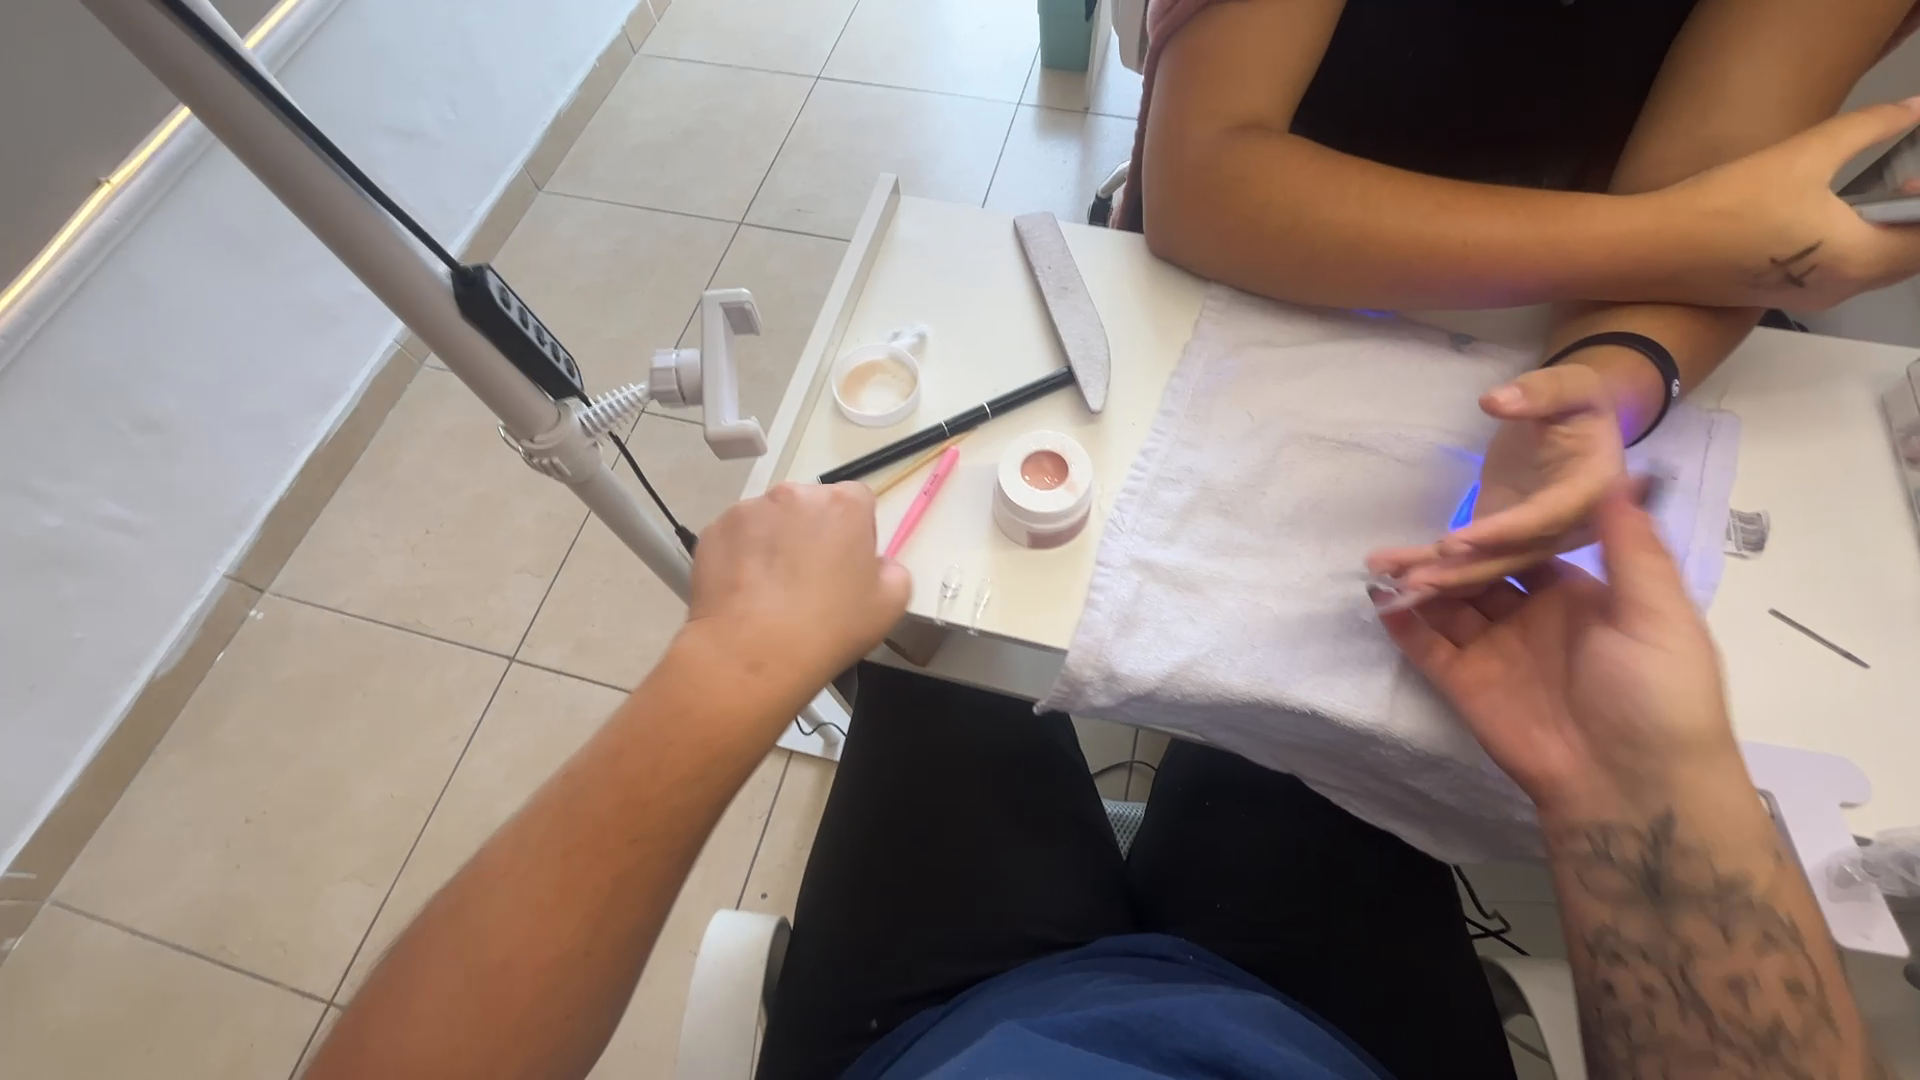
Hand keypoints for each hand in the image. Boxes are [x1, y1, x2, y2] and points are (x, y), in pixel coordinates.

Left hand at [675, 482, 909, 720]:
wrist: (755, 652)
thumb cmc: (831, 627)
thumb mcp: (892, 604)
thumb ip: (892, 570)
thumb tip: (876, 564)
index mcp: (845, 504)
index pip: (858, 500)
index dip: (856, 531)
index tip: (848, 564)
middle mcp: (796, 494)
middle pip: (811, 505)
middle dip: (813, 532)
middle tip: (810, 579)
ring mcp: (749, 509)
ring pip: (771, 520)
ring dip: (775, 542)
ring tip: (773, 590)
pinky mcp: (714, 530)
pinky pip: (737, 537)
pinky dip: (742, 556)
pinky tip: (746, 592)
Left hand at [1366, 364, 1627, 595]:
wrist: (1574, 425)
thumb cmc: (1574, 403)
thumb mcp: (1570, 386)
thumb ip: (1541, 392)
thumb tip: (1496, 400)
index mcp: (1593, 490)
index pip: (1543, 519)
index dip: (1498, 533)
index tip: (1451, 544)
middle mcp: (1568, 526)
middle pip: (1511, 556)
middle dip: (1461, 571)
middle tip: (1411, 582)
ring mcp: (1535, 538)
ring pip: (1486, 564)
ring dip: (1438, 576)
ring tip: (1392, 582)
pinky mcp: (1502, 539)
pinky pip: (1469, 558)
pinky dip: (1433, 566)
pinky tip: (1395, 575)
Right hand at [1377, 483, 1736, 816]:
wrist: (1631, 782)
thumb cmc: (1657, 694)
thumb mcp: (1659, 615)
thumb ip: (1632, 550)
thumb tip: (1620, 478)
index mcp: (1573, 596)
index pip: (1520, 552)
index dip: (1488, 533)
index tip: (1454, 512)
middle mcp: (1525, 617)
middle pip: (1472, 576)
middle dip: (1435, 560)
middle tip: (1393, 544)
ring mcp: (1490, 650)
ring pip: (1443, 606)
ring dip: (1412, 586)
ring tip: (1376, 564)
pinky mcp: (1462, 681)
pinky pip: (1424, 645)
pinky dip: (1400, 623)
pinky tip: (1377, 600)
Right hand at [1667, 97, 1919, 310]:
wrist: (1642, 252)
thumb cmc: (1723, 207)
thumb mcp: (1802, 154)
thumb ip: (1871, 127)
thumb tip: (1913, 109)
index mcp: (1858, 257)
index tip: (1910, 179)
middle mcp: (1837, 288)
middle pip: (1906, 260)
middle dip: (1911, 224)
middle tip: (1900, 185)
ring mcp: (1799, 298)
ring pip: (1870, 271)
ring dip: (1881, 240)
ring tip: (1868, 203)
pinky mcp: (1768, 298)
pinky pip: (1833, 278)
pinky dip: (1847, 253)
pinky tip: (1823, 226)